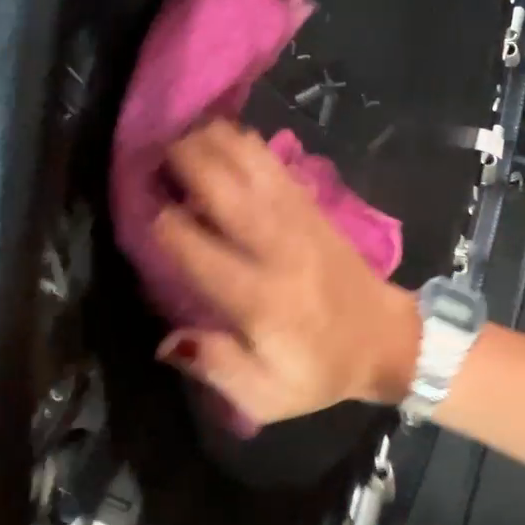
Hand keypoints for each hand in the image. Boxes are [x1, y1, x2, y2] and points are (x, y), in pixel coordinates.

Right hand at [152, 122, 419, 427]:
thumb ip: (216, 367)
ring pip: (254, 168)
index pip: (202, 253)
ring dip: (215, 144)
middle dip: (188, 165)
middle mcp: (278, 250)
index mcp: (262, 299)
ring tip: (182, 132)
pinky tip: (223, 131)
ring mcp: (299, 220)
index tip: (140, 208)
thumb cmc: (318, 369)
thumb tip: (165, 340)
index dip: (166, 226)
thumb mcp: (266, 393)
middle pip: (228, 194)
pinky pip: (275, 165)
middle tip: (152, 152)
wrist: (383, 339)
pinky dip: (247, 144)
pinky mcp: (313, 207)